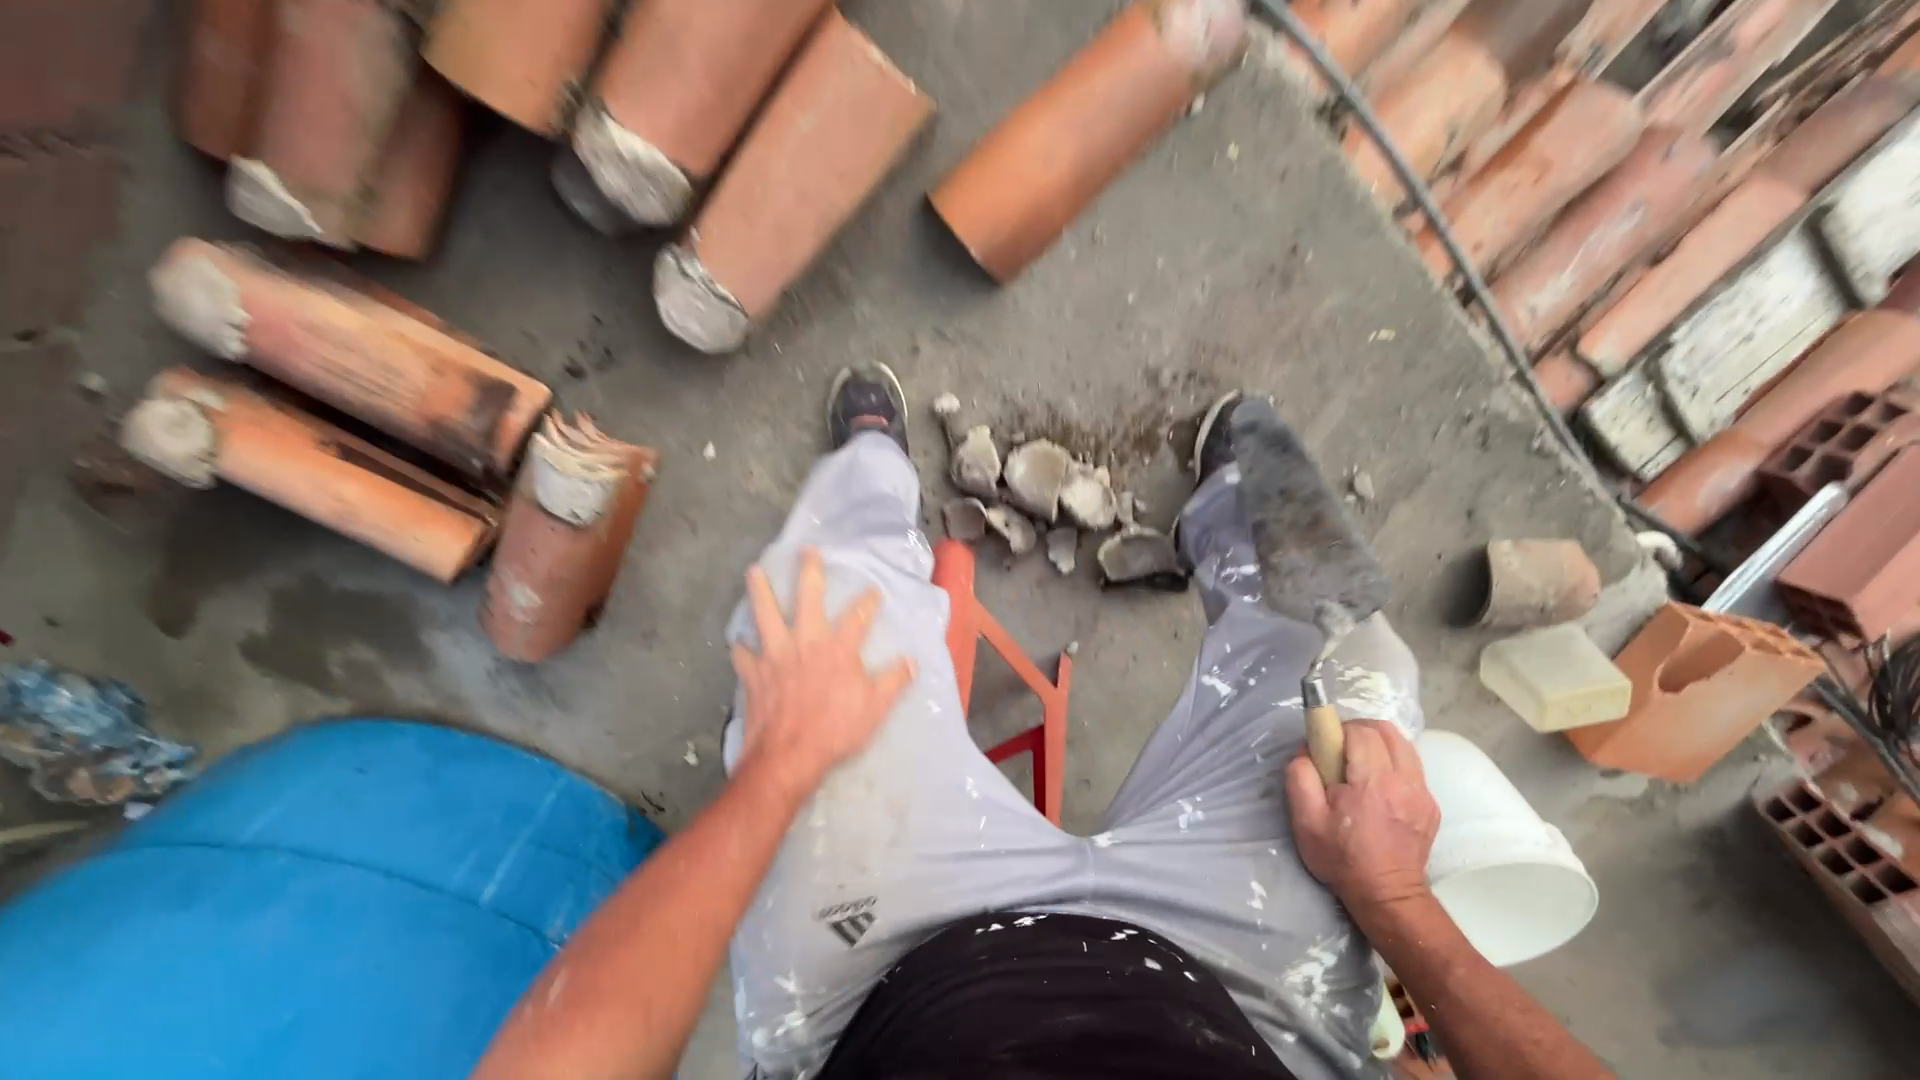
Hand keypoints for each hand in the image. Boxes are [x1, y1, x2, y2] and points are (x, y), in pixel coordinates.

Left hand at [730, 549, 915, 797]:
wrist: (788, 755)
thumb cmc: (835, 731)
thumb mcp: (875, 708)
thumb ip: (893, 682)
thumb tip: (912, 662)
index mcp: (838, 648)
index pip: (858, 616)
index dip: (867, 602)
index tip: (873, 592)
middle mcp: (806, 642)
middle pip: (807, 597)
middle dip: (810, 572)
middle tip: (807, 551)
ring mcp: (775, 655)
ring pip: (765, 613)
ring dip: (760, 591)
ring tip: (753, 571)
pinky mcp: (753, 673)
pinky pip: (743, 654)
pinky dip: (741, 648)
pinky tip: (739, 642)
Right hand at [1285, 719, 1439, 914]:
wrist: (1386, 896)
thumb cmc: (1341, 858)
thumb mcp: (1305, 820)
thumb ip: (1300, 776)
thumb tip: (1307, 751)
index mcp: (1373, 783)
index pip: (1361, 732)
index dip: (1339, 730)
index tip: (1326, 747)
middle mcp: (1405, 782)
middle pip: (1387, 730)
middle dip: (1359, 731)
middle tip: (1340, 751)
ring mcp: (1423, 793)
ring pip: (1403, 745)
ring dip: (1378, 744)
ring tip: (1359, 765)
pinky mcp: (1431, 805)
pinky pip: (1412, 767)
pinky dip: (1392, 764)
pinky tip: (1377, 786)